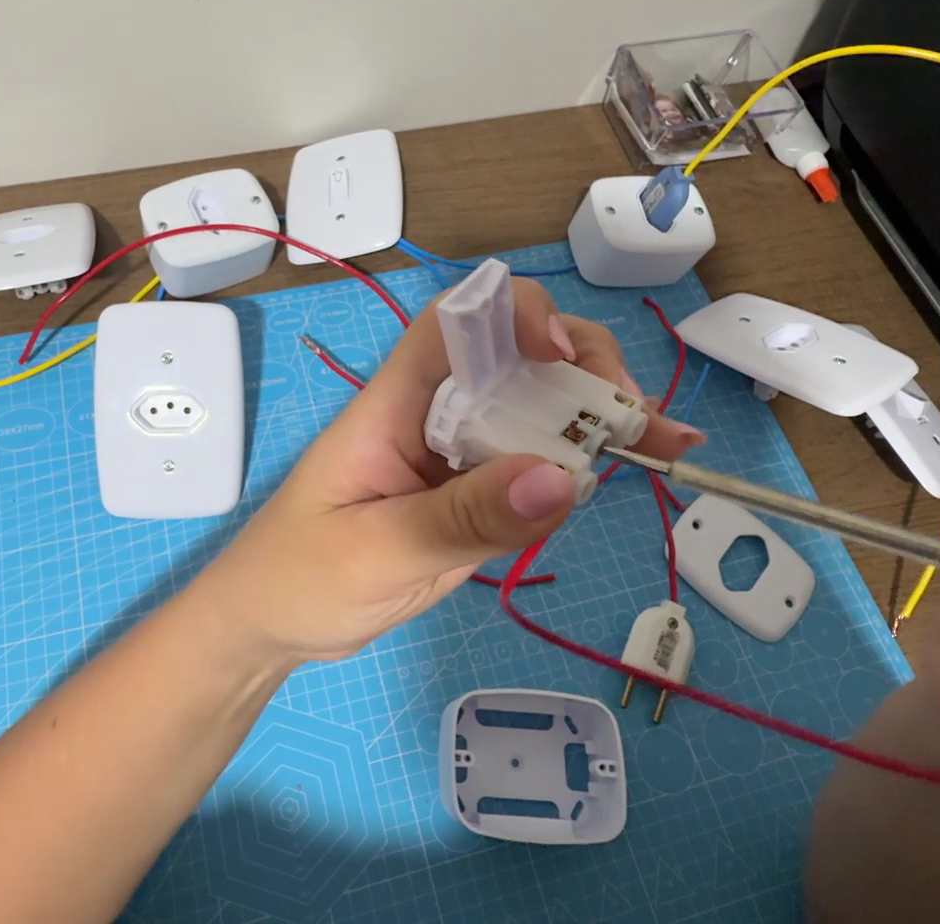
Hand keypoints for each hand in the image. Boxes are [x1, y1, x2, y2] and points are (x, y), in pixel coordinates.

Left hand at [187, 278, 703, 662]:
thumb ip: (463, 518)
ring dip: (601, 412)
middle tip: (636, 416)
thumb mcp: (378, 552)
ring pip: (536, 405)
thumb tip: (563, 476)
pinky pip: (536, 461)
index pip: (454, 324)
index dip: (514, 316)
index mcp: (394, 405)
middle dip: (583, 366)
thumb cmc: (298, 577)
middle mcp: (432, 415)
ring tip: (667, 441)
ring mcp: (457, 453)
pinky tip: (640, 465)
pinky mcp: (475, 492)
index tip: (565, 358)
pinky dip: (588, 461)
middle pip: (513, 355)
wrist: (272, 622)